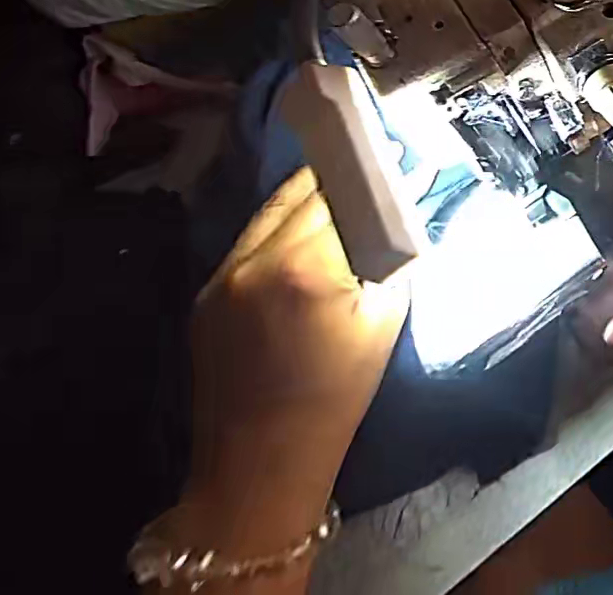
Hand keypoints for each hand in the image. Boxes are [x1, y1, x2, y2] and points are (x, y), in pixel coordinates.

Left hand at [187, 167, 409, 502]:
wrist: (262, 457)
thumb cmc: (340, 388)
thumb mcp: (386, 315)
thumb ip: (393, 257)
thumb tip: (406, 215)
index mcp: (305, 269)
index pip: (347, 199)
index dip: (380, 177)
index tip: (403, 156)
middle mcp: (254, 262)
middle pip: (308, 194)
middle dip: (348, 178)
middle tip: (382, 165)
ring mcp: (222, 276)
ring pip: (275, 209)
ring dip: (314, 192)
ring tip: (348, 185)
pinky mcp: (206, 292)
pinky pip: (254, 237)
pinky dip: (288, 221)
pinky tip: (312, 226)